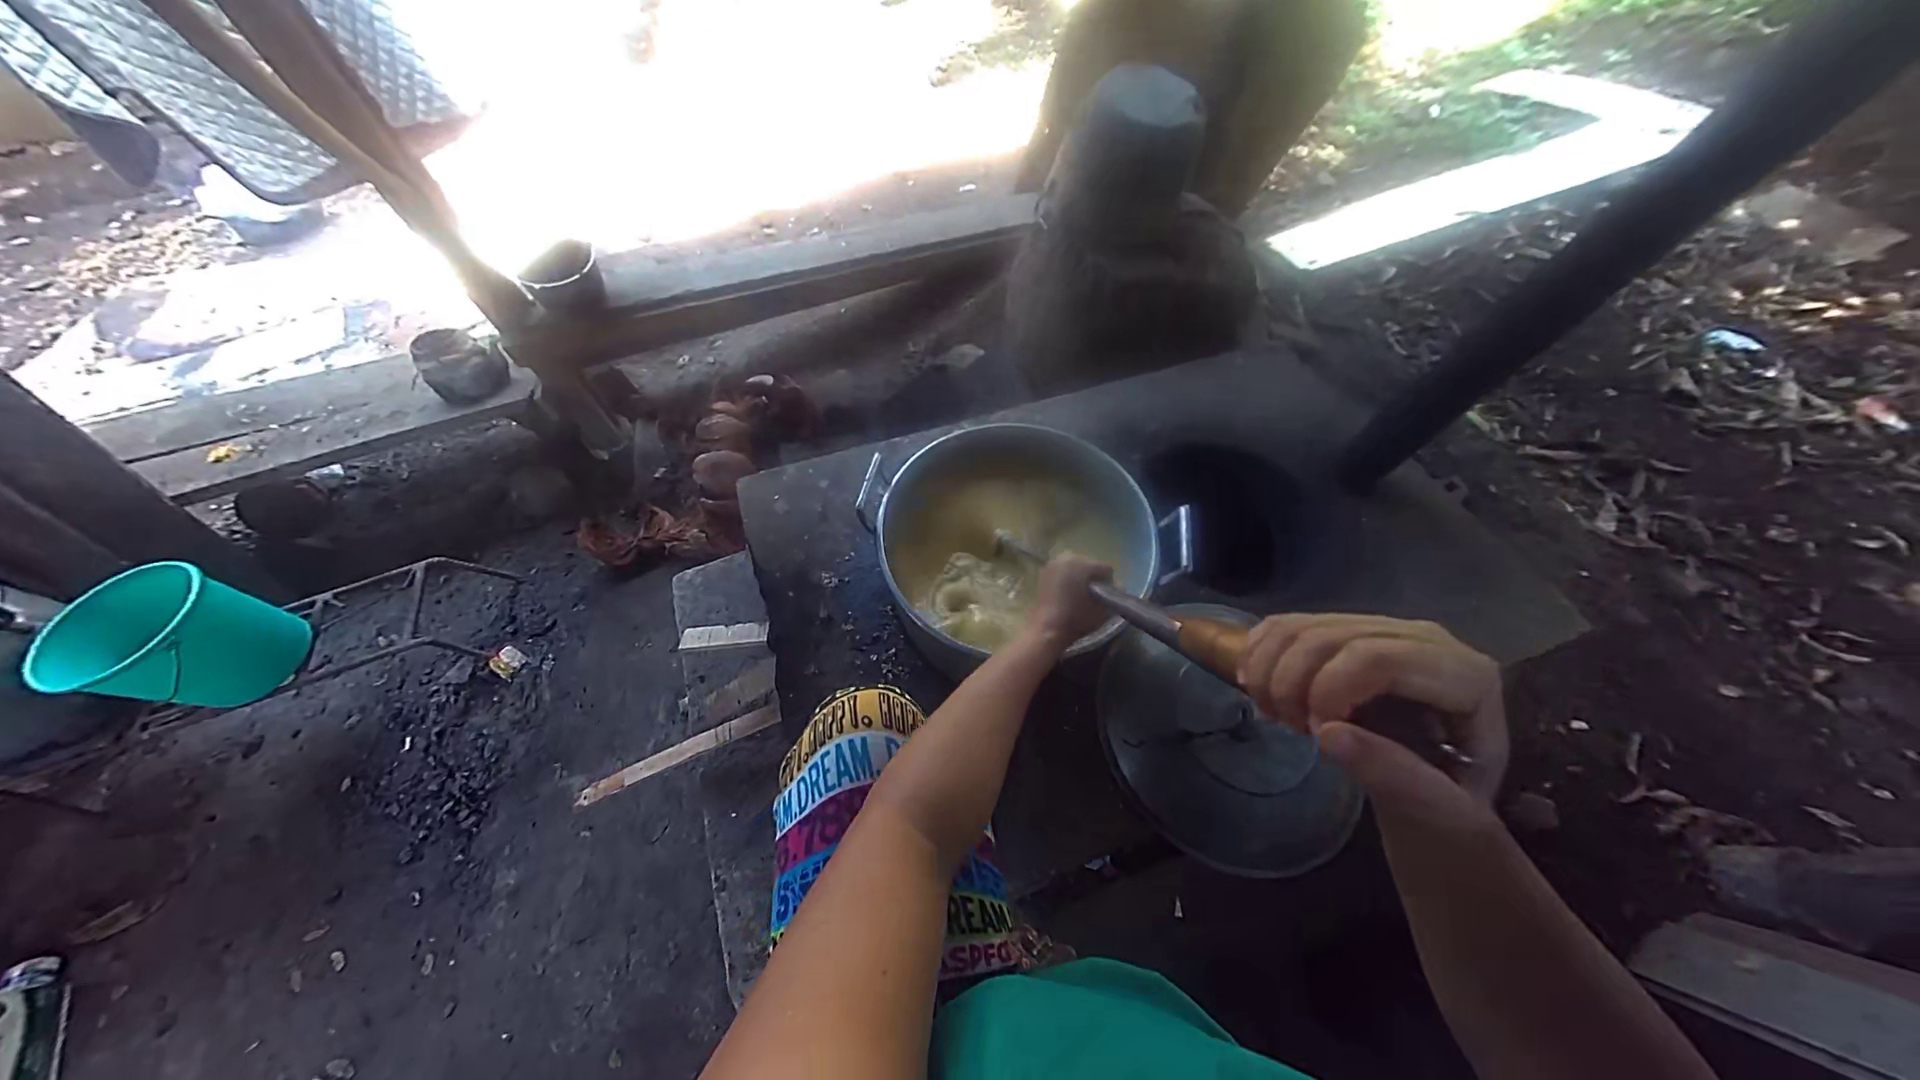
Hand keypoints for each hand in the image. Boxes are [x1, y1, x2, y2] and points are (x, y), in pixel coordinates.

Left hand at [1025, 554, 1112, 647]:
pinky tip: (1069, 590)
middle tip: (1094, 592)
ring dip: (1081, 575)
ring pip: (1076, 565)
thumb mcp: (1103, 607)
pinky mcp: (1045, 570)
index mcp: (1083, 564)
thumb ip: (1114, 592)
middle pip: (1090, 564)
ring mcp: (1054, 562)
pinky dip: (1068, 576)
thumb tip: (1117, 585)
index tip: (1107, 595)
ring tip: (1081, 591)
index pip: (1106, 568)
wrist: (1049, 627)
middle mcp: (1068, 557)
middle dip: (1093, 576)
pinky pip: (1063, 569)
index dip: (1109, 582)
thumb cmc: (1078, 618)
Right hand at [1235, 614, 1508, 820]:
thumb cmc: (1451, 805)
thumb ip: (1392, 775)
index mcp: (1464, 675)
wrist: (1443, 792)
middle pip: (1329, 638)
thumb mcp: (1442, 812)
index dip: (1329, 690)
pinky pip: (1286, 624)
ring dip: (1267, 670)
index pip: (1378, 658)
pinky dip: (1258, 653)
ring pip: (1300, 627)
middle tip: (1290, 729)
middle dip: (1290, 684)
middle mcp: (1422, 638)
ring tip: (1274, 713)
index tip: (1313, 735)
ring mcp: (1379, 627)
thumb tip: (1327, 733)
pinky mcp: (1344, 629)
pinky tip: (1253, 686)